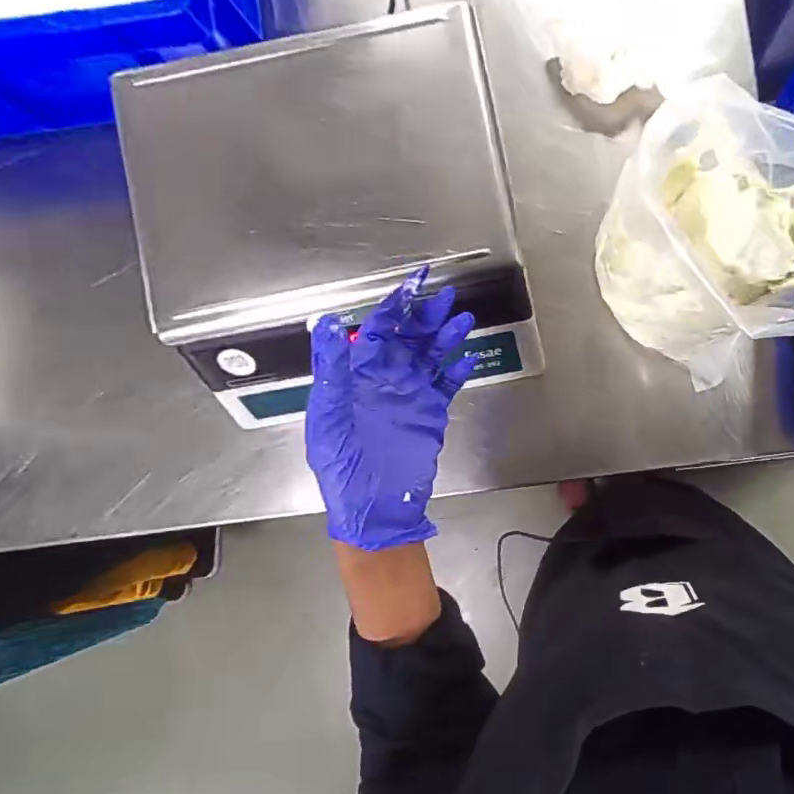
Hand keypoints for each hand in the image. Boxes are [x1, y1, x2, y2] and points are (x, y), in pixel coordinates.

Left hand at [307, 267, 476, 550]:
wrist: (373, 508)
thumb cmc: (343, 467)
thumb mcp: (328, 417)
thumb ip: (332, 371)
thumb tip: (330, 324)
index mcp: (356, 377)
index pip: (377, 331)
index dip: (394, 306)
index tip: (412, 285)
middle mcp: (385, 380)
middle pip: (409, 338)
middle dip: (427, 316)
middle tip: (447, 298)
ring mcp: (410, 397)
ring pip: (430, 357)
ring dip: (445, 338)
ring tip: (462, 320)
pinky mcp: (430, 415)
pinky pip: (445, 386)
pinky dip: (456, 372)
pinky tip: (466, 359)